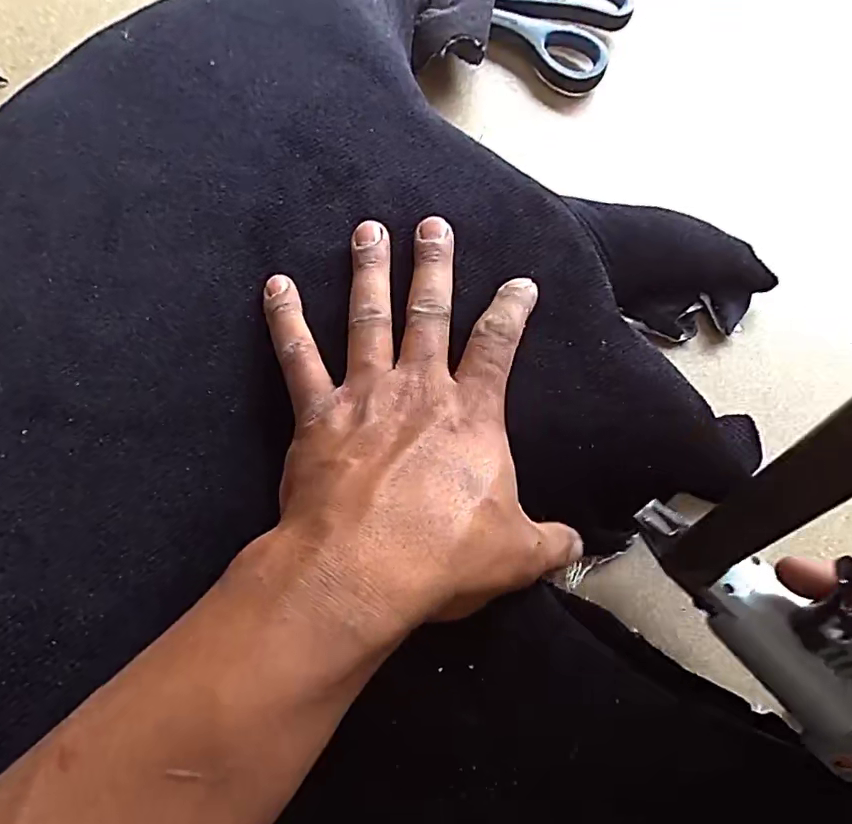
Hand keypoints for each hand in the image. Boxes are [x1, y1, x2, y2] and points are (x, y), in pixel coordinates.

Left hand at [257, 218, 581, 635]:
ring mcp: (366, 397)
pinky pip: (297, 357)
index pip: (497, 347)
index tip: (519, 284)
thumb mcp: (514, 554)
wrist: (362, 568)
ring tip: (368, 232)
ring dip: (369, 272)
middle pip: (429, 314)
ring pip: (368, 318)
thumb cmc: (440, 557)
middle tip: (433, 226)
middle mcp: (419, 392)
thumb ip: (548, 543)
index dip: (511, 312)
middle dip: (434, 267)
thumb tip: (576, 547)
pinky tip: (275, 285)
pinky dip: (284, 319)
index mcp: (471, 417)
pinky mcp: (318, 416)